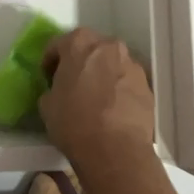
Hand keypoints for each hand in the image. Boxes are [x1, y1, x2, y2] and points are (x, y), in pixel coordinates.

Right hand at [39, 28, 155, 174]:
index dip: (50, 61)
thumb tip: (59, 91)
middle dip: (81, 62)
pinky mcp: (146, 85)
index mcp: (79, 43)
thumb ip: (53, 89)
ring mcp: (131, 64)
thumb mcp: (47, 105)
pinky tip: (113, 109)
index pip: (59, 44)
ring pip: (112, 63)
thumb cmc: (75, 123)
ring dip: (103, 74)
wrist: (116, 151)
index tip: (48, 76)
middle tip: (73, 82)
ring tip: (96, 97)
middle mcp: (107, 45)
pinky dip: (119, 89)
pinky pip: (127, 82)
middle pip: (90, 48)